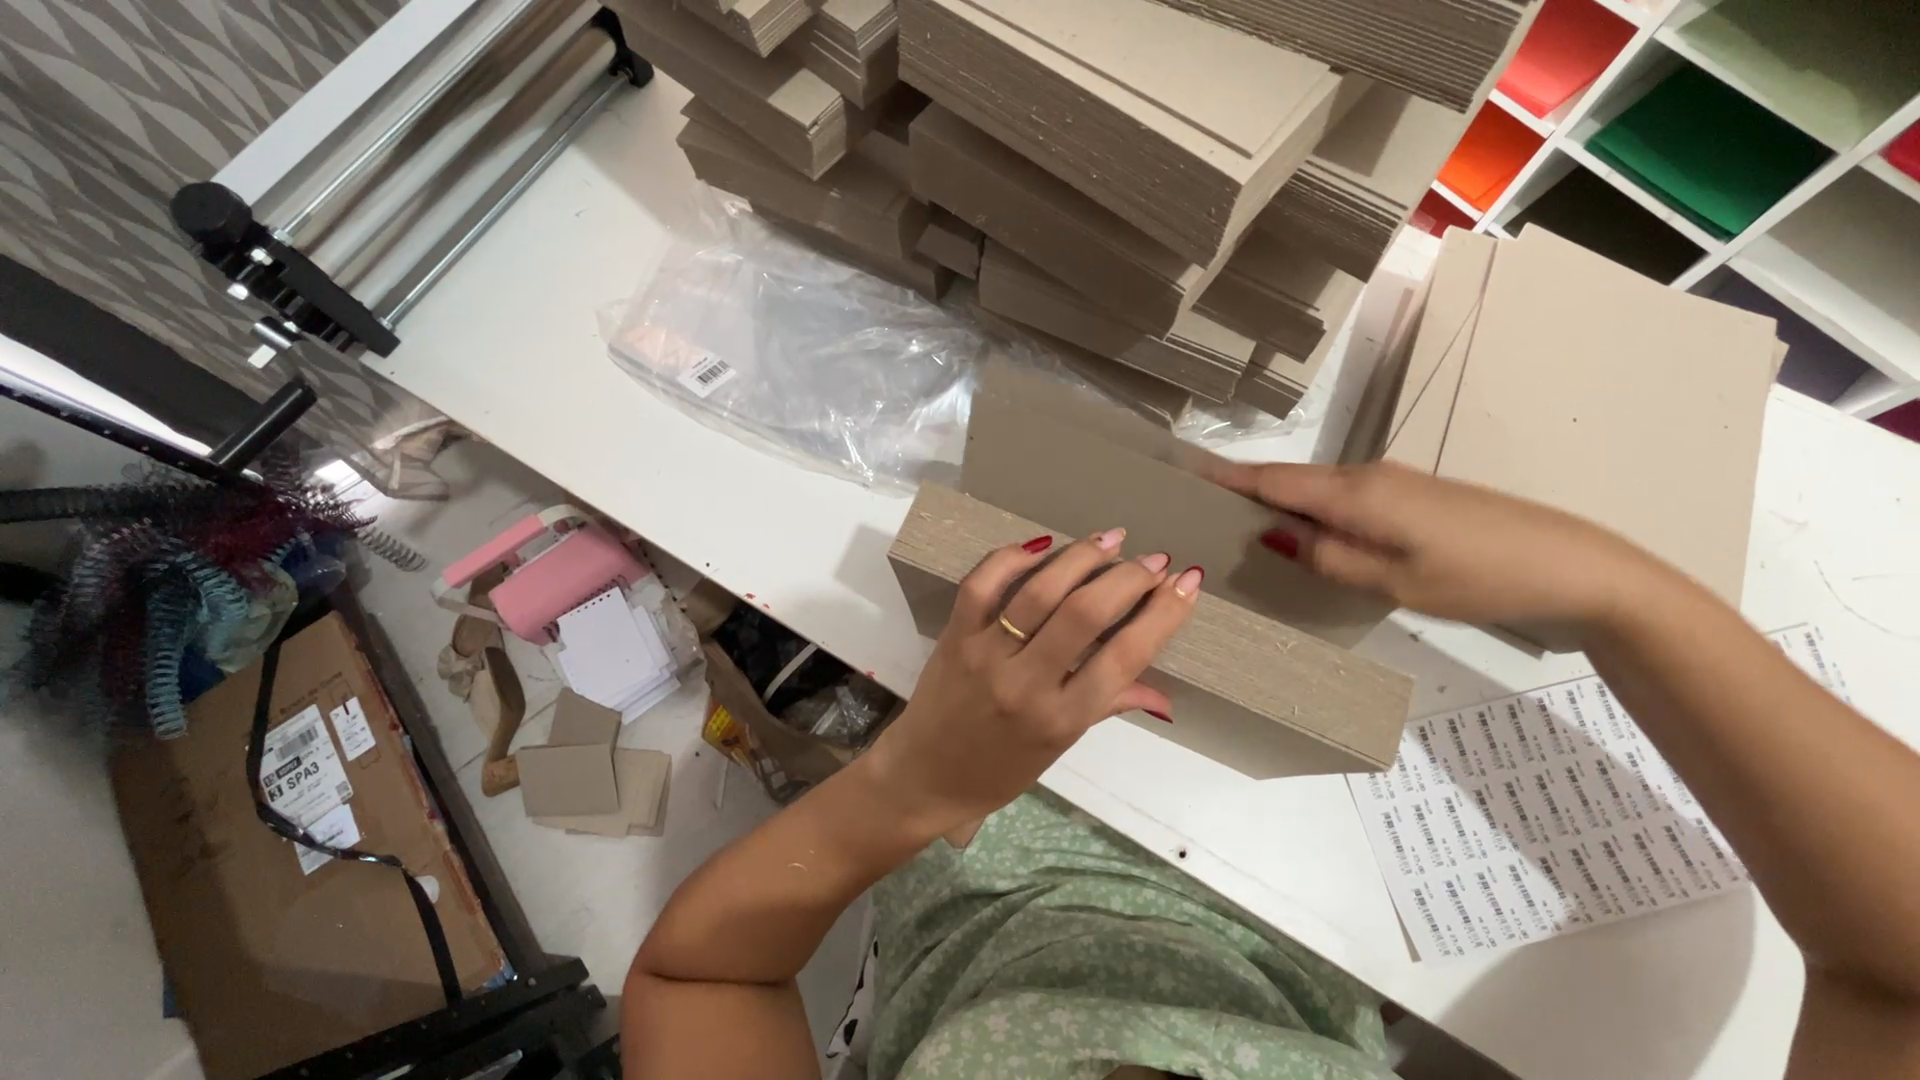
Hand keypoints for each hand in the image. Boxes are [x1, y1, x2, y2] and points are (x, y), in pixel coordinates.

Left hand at [859, 528, 1200, 831]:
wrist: (924, 777)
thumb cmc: (999, 770)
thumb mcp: (1059, 747)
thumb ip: (1108, 707)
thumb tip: (1163, 696)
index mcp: (1061, 718)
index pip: (1125, 656)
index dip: (1163, 614)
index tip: (1187, 582)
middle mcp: (1026, 683)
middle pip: (1086, 614)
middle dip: (1129, 578)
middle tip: (1154, 559)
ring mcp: (985, 654)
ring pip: (1039, 592)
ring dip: (1081, 557)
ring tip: (1111, 539)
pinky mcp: (954, 635)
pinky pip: (982, 584)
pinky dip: (1011, 557)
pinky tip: (1041, 545)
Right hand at [1217, 462, 1665, 631]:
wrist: (1574, 567)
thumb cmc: (1480, 577)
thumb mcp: (1395, 580)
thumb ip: (1329, 557)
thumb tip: (1272, 534)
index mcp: (1358, 494)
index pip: (1273, 480)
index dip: (1226, 477)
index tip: (1181, 473)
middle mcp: (1368, 477)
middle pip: (1290, 480)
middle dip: (1242, 491)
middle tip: (1197, 513)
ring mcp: (1393, 484)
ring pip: (1316, 491)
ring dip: (1276, 504)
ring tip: (1236, 529)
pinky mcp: (1412, 497)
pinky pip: (1342, 499)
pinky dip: (1310, 512)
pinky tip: (1301, 537)